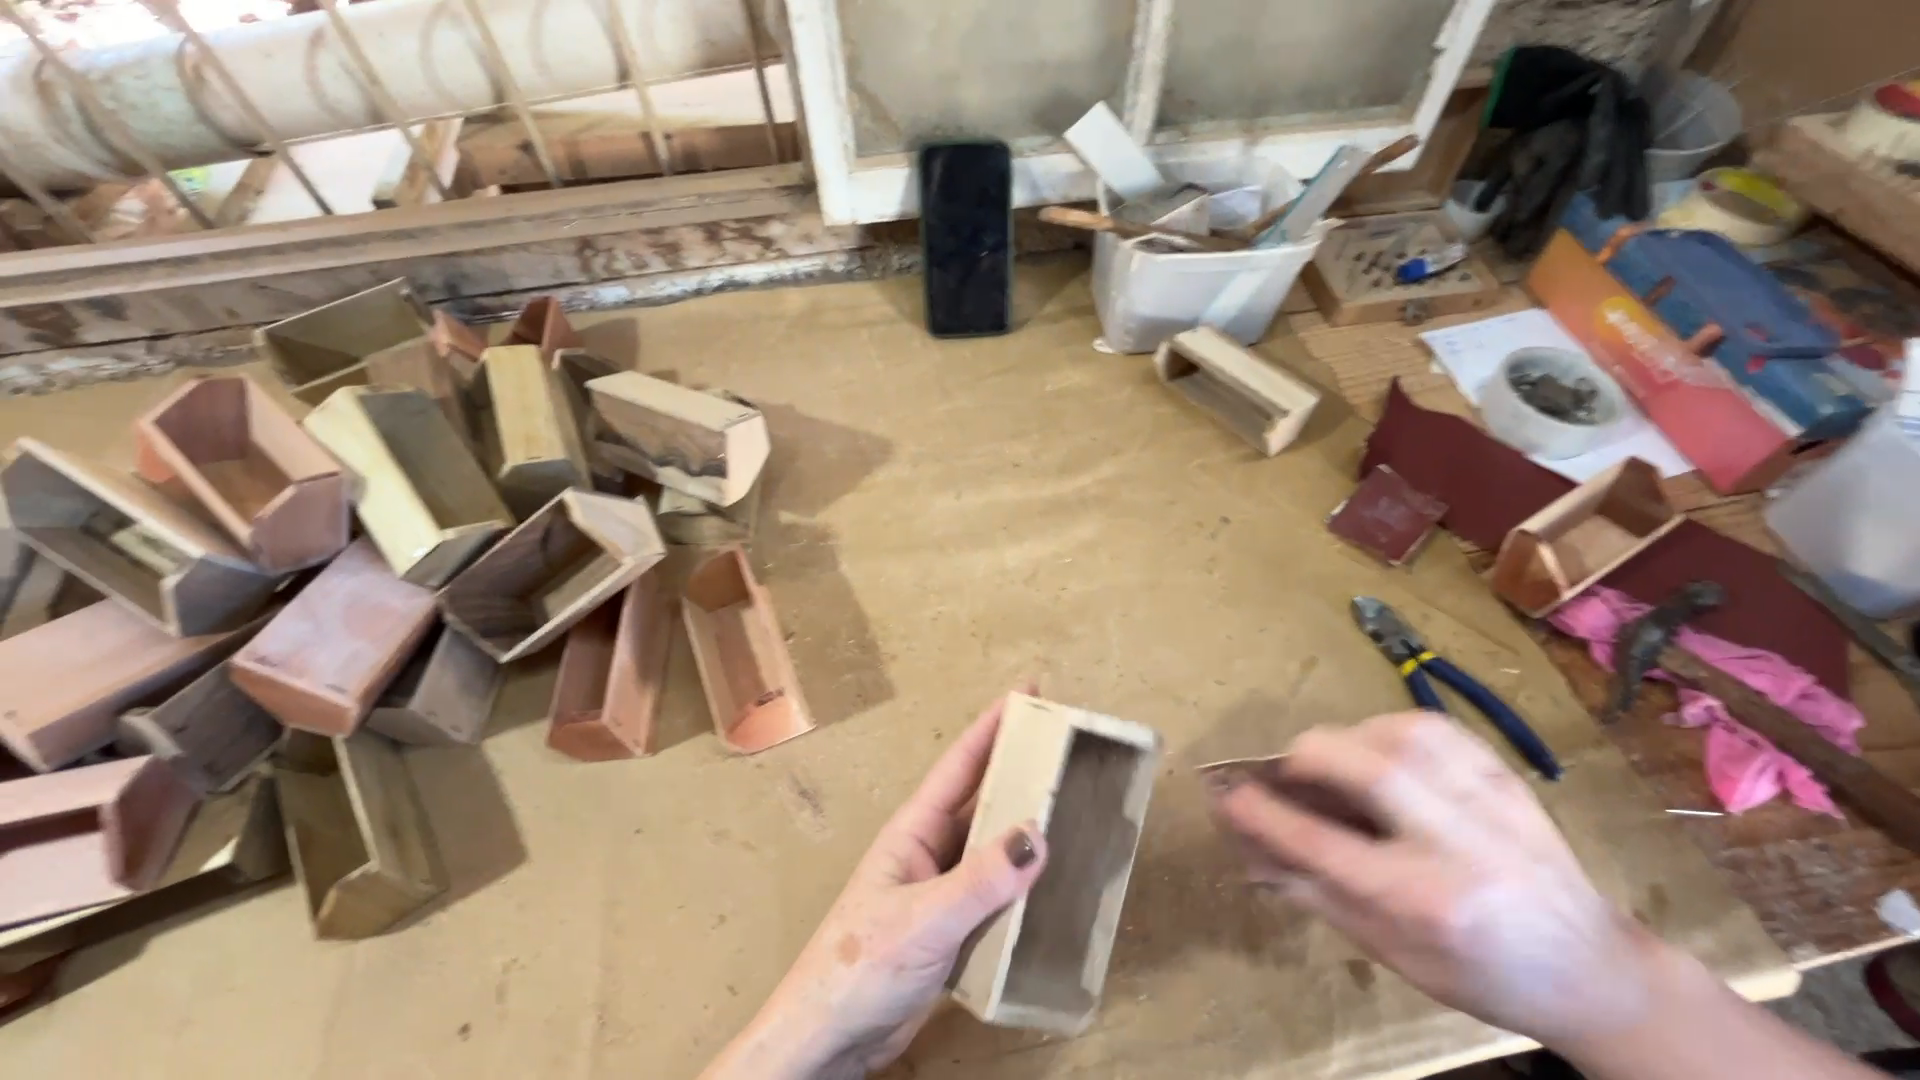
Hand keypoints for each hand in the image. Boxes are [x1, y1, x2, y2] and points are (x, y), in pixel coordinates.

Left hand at [703, 690, 1048, 1079]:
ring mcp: (943, 891)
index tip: (1028, 692)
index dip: (992, 726)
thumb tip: (1037, 835)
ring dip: (1029, 829)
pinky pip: (999, 893)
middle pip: (984, 801)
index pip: (960, 766)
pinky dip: (1027, 883)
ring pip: (995, 848)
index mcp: (914, 831)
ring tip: (1076, 809)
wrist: (831, 1037)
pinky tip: (1059, 883)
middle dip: (1021, 771)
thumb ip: (978, 882)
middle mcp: (932, 852)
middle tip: (1068, 748)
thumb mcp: (922, 919)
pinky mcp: (955, 929)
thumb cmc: (859, 966)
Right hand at [1207, 711, 1664, 1044]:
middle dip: (1307, 758)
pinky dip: (1388, 728)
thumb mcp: (1392, 954)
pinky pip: (1436, 728)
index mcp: (1427, 904)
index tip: (1229, 796)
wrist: (1594, 972)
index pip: (1324, 847)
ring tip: (1331, 761)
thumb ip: (1317, 893)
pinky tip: (1376, 748)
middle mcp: (1461, 847)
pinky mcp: (1507, 778)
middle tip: (1283, 769)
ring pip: (1404, 737)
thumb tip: (1250, 849)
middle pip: (1369, 771)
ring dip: (1349, 738)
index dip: (1266, 816)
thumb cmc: (1482, 975)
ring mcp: (1492, 805)